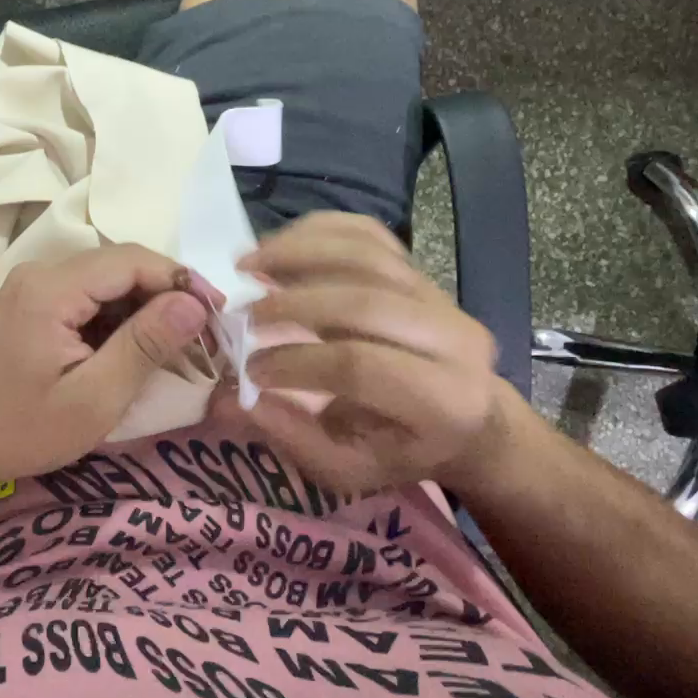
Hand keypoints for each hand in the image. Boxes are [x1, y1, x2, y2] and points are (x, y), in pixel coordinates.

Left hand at [0, 245, 210, 498]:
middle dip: (165, 298)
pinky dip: (115, 320)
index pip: (131, 260)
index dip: (181, 281)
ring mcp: (30, 287)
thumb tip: (194, 302)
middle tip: (204, 340)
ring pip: (104, 282)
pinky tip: (135, 352)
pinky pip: (84, 298)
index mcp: (51, 288)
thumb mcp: (93, 398)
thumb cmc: (21, 430)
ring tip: (177, 351)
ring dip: (143, 310)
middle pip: (119, 266)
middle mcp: (39, 273)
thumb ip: (144, 344)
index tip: (218, 318)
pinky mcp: (29, 305)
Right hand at [239, 211, 508, 493]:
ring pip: (364, 255)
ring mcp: (437, 294)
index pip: (361, 366)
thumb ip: (292, 436)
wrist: (468, 417)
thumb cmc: (400, 448)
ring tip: (245, 266)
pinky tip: (274, 245)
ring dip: (296, 254)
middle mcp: (453, 337)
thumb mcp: (350, 468)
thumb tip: (229, 398)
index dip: (296, 363)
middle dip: (290, 305)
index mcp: (444, 400)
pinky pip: (367, 233)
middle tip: (243, 317)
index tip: (251, 370)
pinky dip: (315, 230)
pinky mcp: (417, 266)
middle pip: (364, 302)